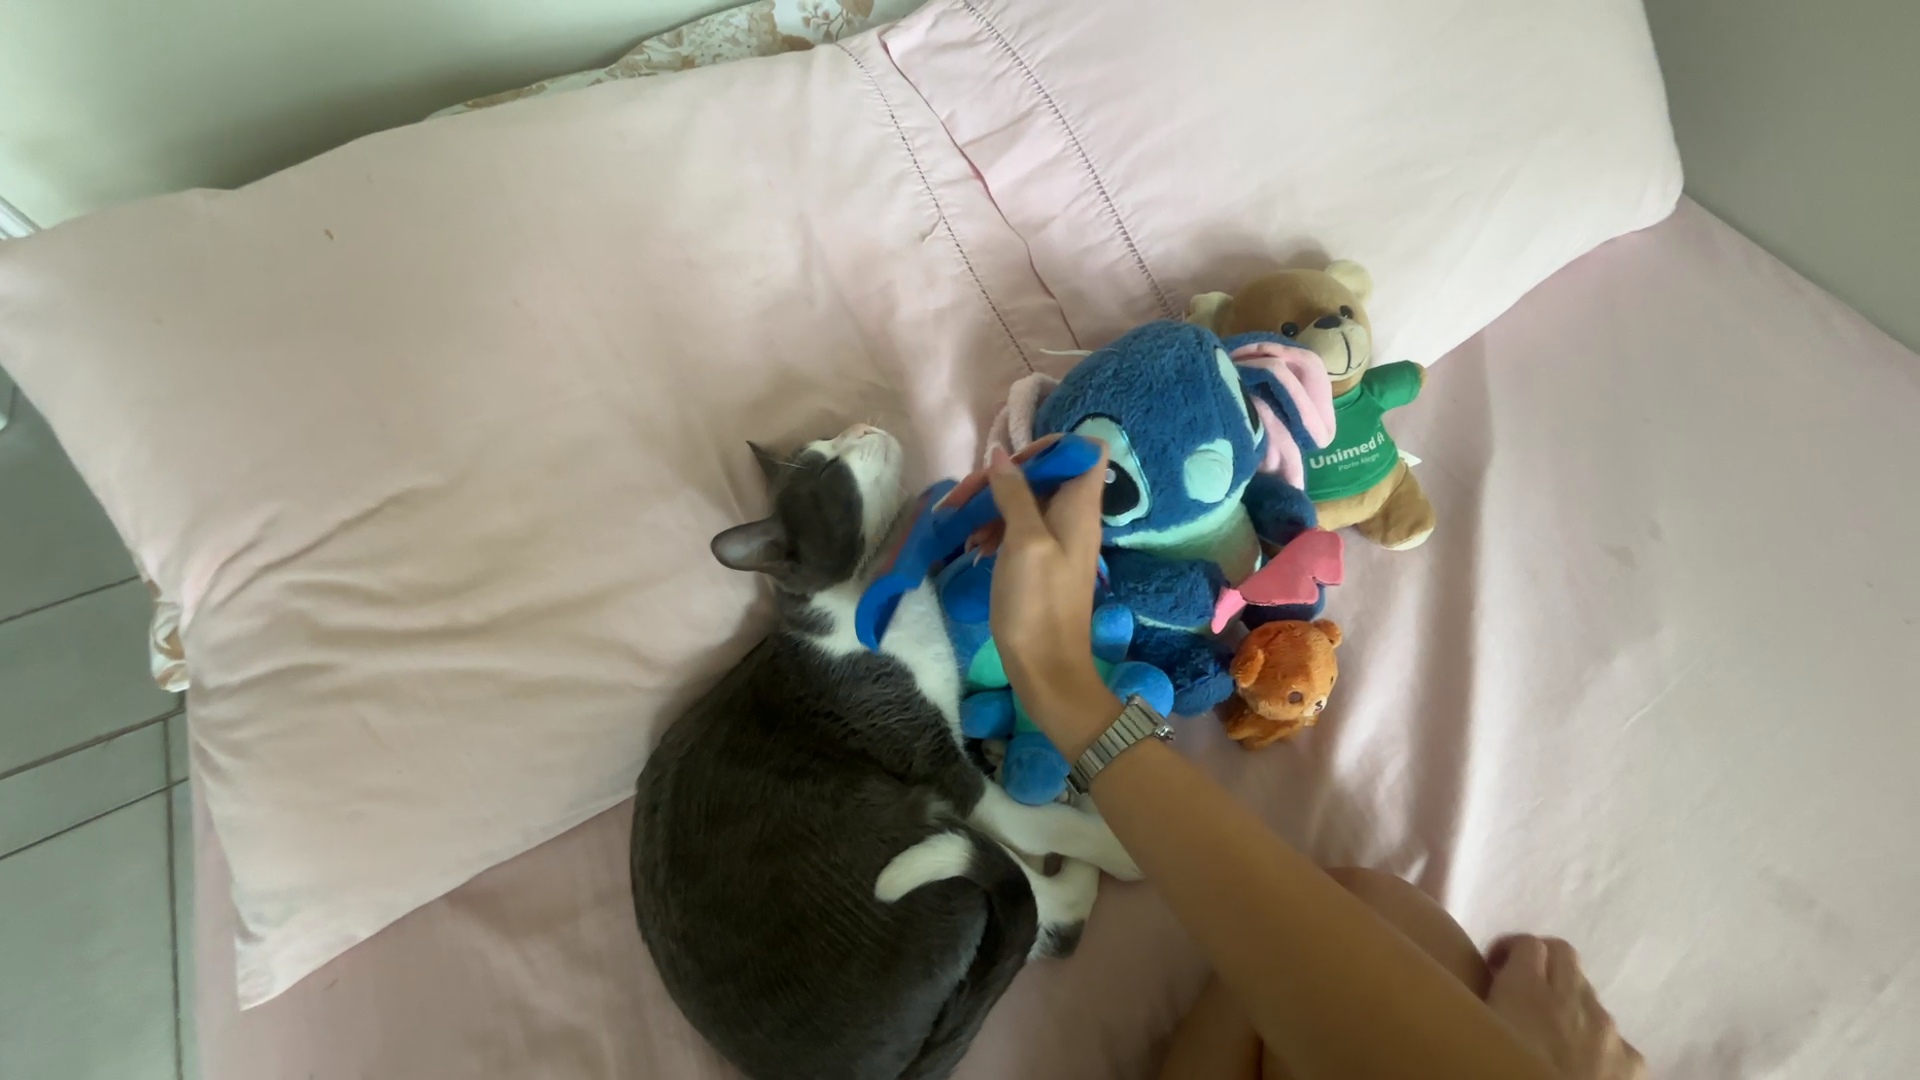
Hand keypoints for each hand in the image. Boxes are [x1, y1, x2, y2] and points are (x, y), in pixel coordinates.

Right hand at [983, 442, 1123, 757]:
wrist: (1046, 668)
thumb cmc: (1038, 604)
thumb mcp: (1024, 542)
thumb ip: (1015, 494)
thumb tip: (1001, 454)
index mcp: (1080, 507)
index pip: (1086, 451)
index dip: (1053, 445)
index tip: (1014, 459)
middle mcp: (1074, 517)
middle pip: (1046, 473)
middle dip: (1005, 476)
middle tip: (966, 495)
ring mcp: (1057, 540)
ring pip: (1027, 500)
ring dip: (993, 504)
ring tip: (961, 525)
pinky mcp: (1040, 561)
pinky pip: (1019, 528)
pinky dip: (996, 530)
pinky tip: (974, 547)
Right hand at [1486, 936, 1646, 1079]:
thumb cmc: (1506, 1066)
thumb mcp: (1482, 1026)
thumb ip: (1488, 999)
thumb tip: (1482, 988)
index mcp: (1527, 987)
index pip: (1527, 942)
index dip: (1510, 949)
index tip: (1495, 967)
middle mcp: (1572, 998)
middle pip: (1564, 952)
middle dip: (1543, 960)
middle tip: (1522, 985)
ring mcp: (1609, 1029)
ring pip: (1589, 995)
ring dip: (1569, 1001)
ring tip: (1551, 1032)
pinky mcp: (1634, 1061)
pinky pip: (1614, 1036)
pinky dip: (1596, 1040)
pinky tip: (1581, 1062)